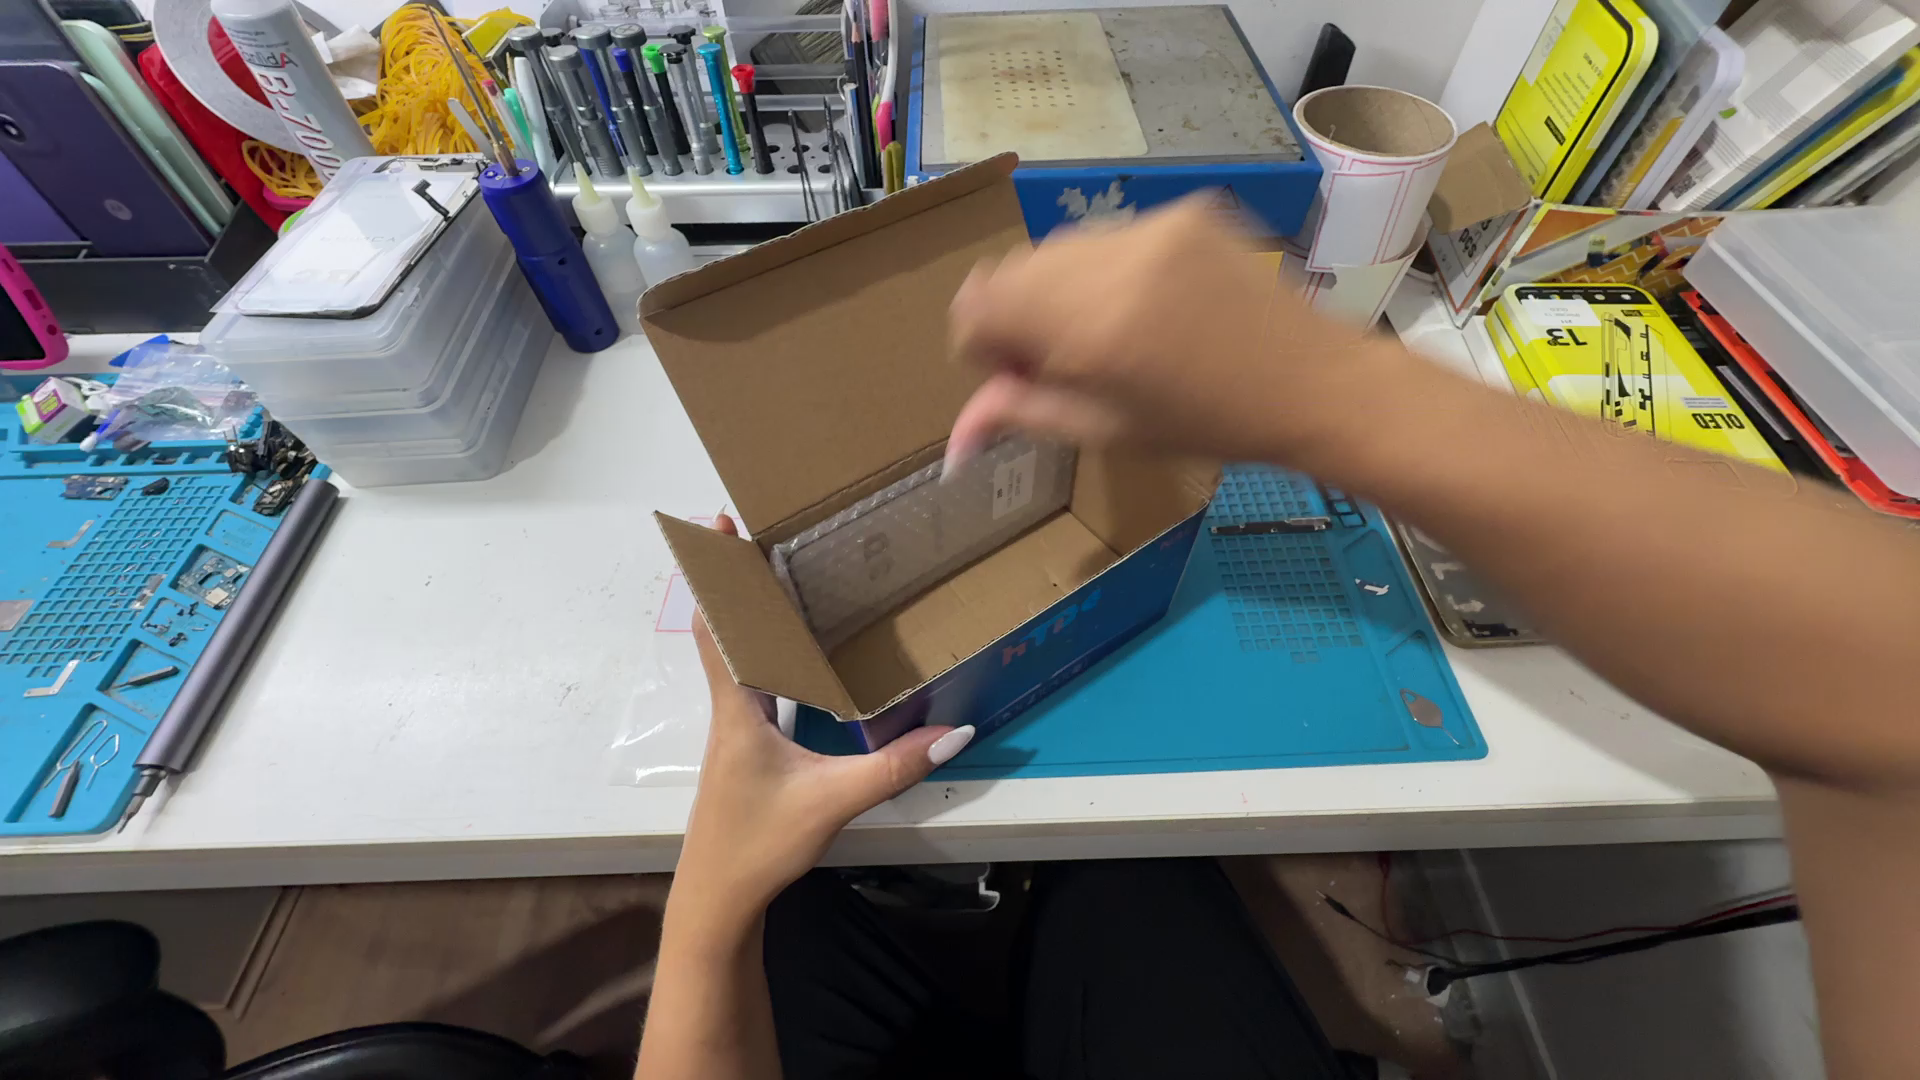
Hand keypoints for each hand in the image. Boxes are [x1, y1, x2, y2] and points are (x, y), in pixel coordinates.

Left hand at [673, 516, 975, 925]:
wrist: (715, 901)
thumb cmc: (759, 843)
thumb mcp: (834, 801)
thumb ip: (894, 767)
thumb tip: (956, 731)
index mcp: (740, 708)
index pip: (719, 627)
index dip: (717, 576)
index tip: (721, 526)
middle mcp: (731, 708)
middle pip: (727, 629)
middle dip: (741, 581)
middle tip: (769, 538)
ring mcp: (734, 730)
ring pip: (739, 656)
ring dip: (754, 618)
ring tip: (786, 583)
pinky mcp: (745, 749)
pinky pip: (754, 684)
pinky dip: (767, 655)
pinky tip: (797, 657)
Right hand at [945, 196, 1413, 473]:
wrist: (1311, 382)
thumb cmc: (1204, 425)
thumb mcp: (1104, 432)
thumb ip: (1023, 415)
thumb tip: (955, 442)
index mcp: (1090, 330)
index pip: (977, 303)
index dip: (978, 340)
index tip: (1012, 370)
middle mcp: (1112, 263)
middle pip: (1010, 272)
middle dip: (1015, 316)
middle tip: (1058, 359)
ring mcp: (1152, 227)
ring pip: (1056, 250)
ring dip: (1056, 292)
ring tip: (1104, 333)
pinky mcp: (1183, 210)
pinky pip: (1105, 237)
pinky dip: (1099, 272)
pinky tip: (1143, 306)